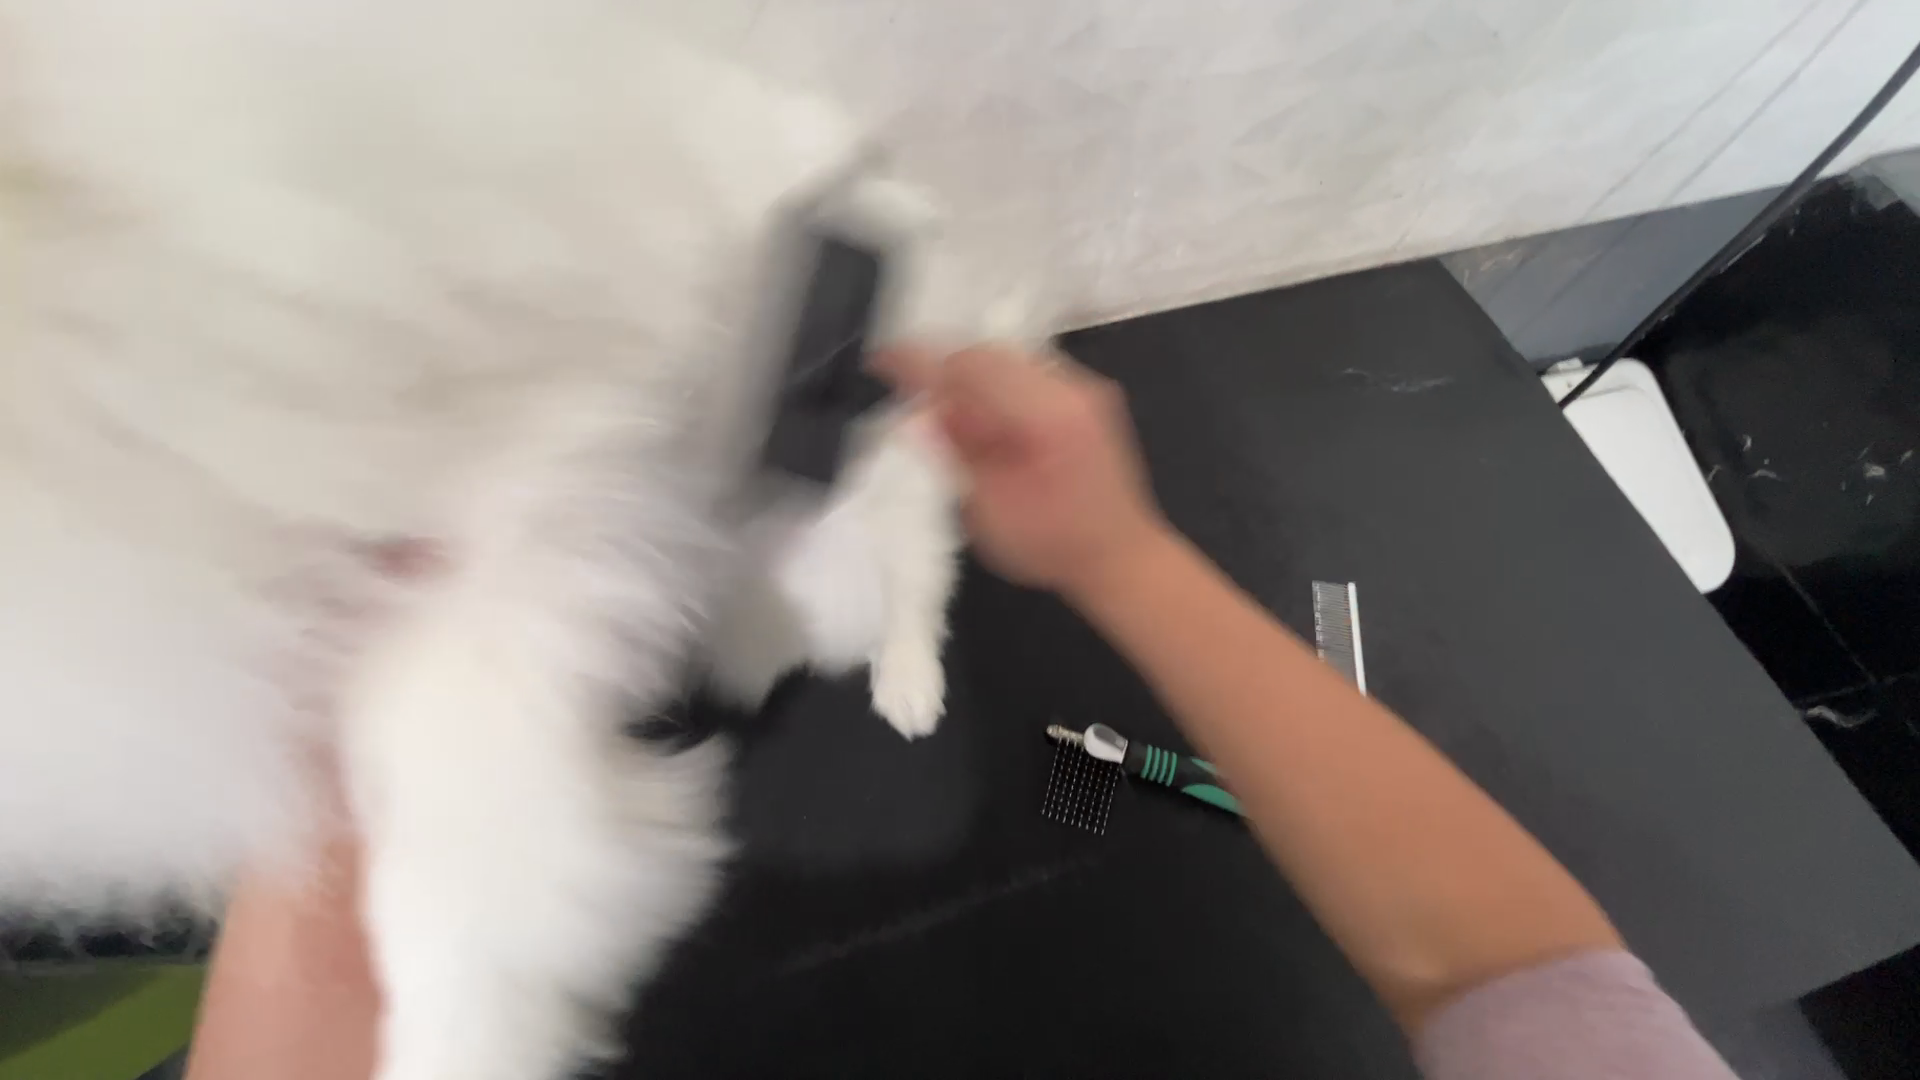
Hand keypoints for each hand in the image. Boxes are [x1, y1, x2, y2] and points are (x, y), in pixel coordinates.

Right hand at [875, 344, 1171, 599]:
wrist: (1122, 558)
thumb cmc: (1052, 547)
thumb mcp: (989, 511)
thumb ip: (954, 454)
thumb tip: (916, 414)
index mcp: (1047, 415)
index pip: (971, 367)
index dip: (920, 363)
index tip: (881, 361)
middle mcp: (1072, 387)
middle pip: (989, 355)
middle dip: (946, 374)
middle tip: (920, 410)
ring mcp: (1085, 388)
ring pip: (1008, 361)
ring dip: (972, 383)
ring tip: (957, 426)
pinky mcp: (1087, 398)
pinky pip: (1027, 375)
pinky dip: (998, 391)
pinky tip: (991, 429)